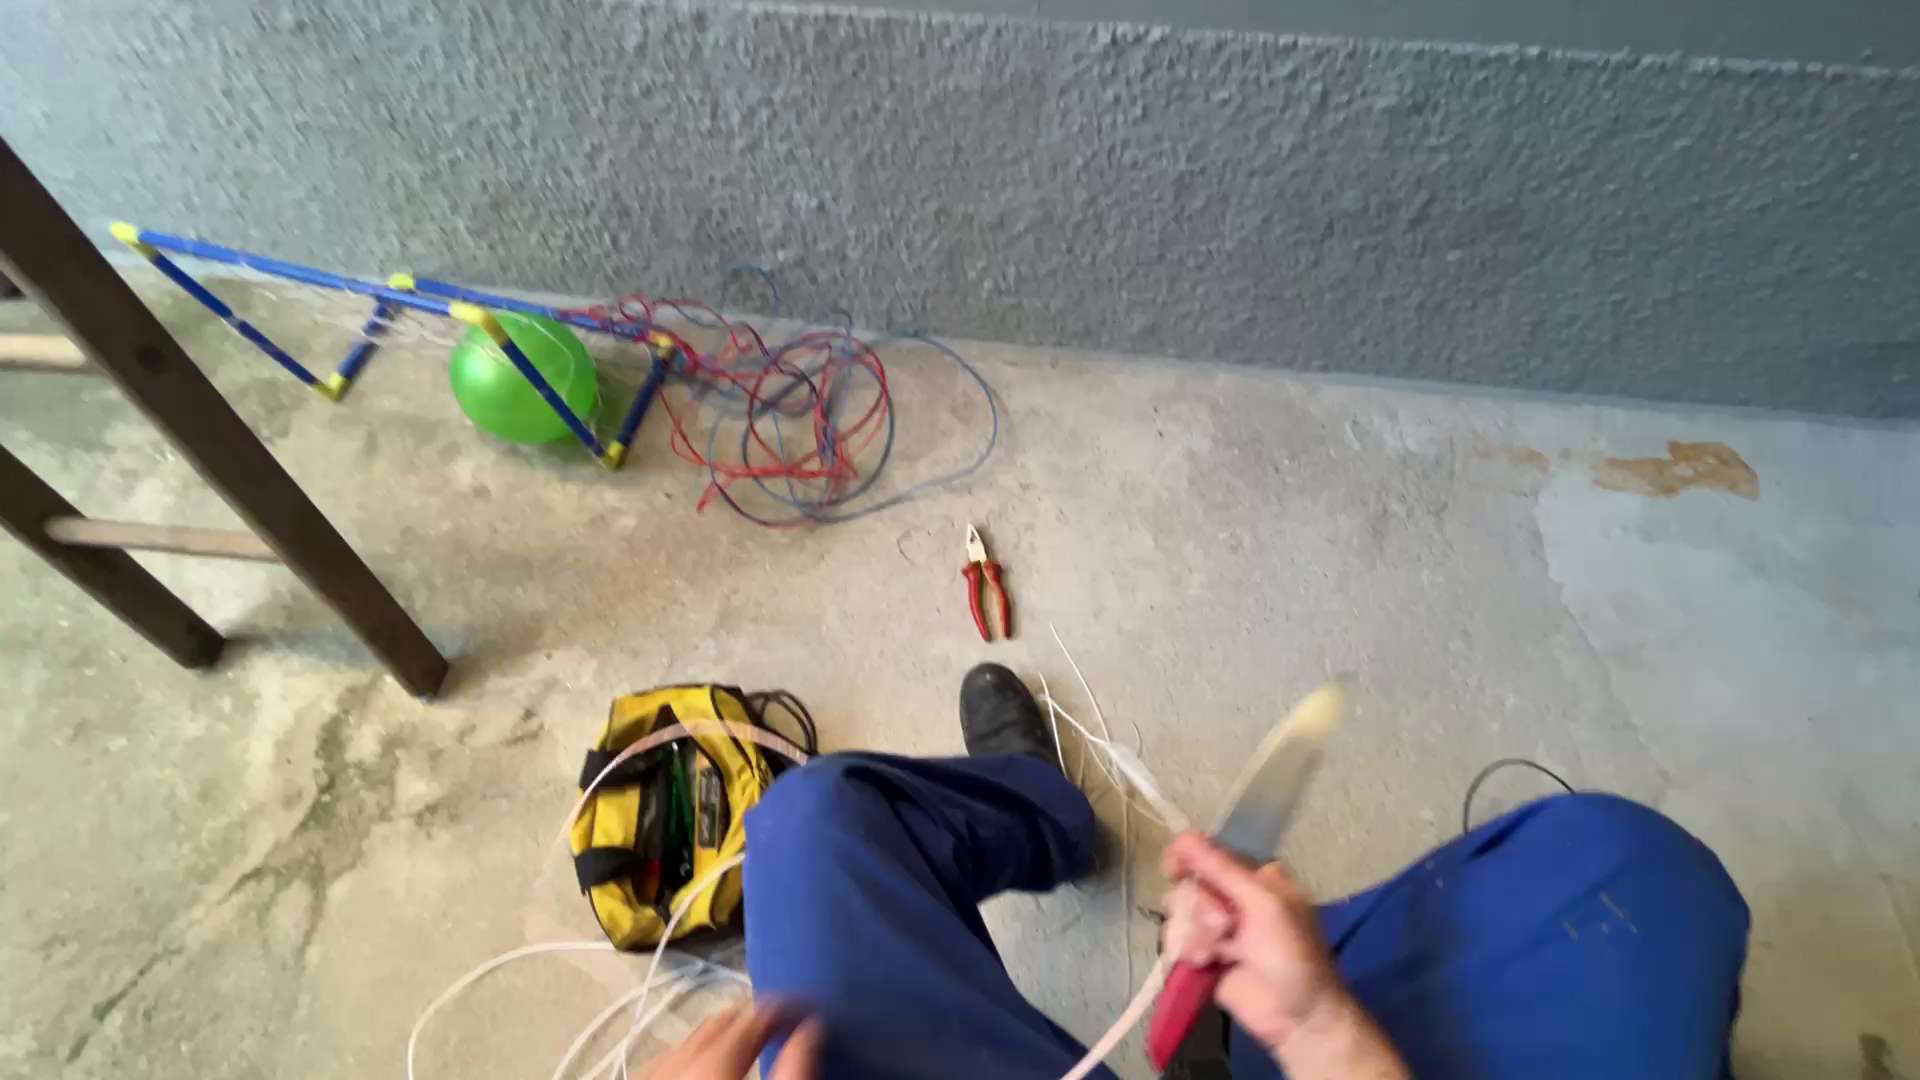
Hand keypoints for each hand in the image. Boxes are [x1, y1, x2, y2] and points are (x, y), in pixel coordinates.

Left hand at [649, 1004, 821, 1079]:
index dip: (790, 1004)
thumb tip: (813, 1027)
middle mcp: (682, 1058)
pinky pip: (669, 1057)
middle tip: (785, 1027)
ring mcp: (657, 1073)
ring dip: (726, 1031)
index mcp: (716, 1059)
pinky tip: (705, 1066)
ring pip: (695, 1035)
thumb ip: (796, 1067)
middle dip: (757, 1015)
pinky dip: (693, 1051)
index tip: (811, 1011)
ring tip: (752, 1044)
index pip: (759, 1011)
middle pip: (725, 1018)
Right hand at [1159, 831, 1344, 1054]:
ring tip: (1216, 952)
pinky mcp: (1203, 952)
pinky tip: (1204, 962)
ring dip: (1194, 929)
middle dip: (1200, 904)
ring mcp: (1216, 925)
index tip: (1174, 867)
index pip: (1209, 851)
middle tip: (1223, 925)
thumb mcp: (1264, 904)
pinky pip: (1176, 936)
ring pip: (1179, 908)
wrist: (1298, 1020)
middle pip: (1189, 880)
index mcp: (1253, 877)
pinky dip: (1187, 947)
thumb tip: (1185, 835)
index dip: (1187, 854)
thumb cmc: (1292, 956)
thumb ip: (1222, 869)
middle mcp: (1232, 896)